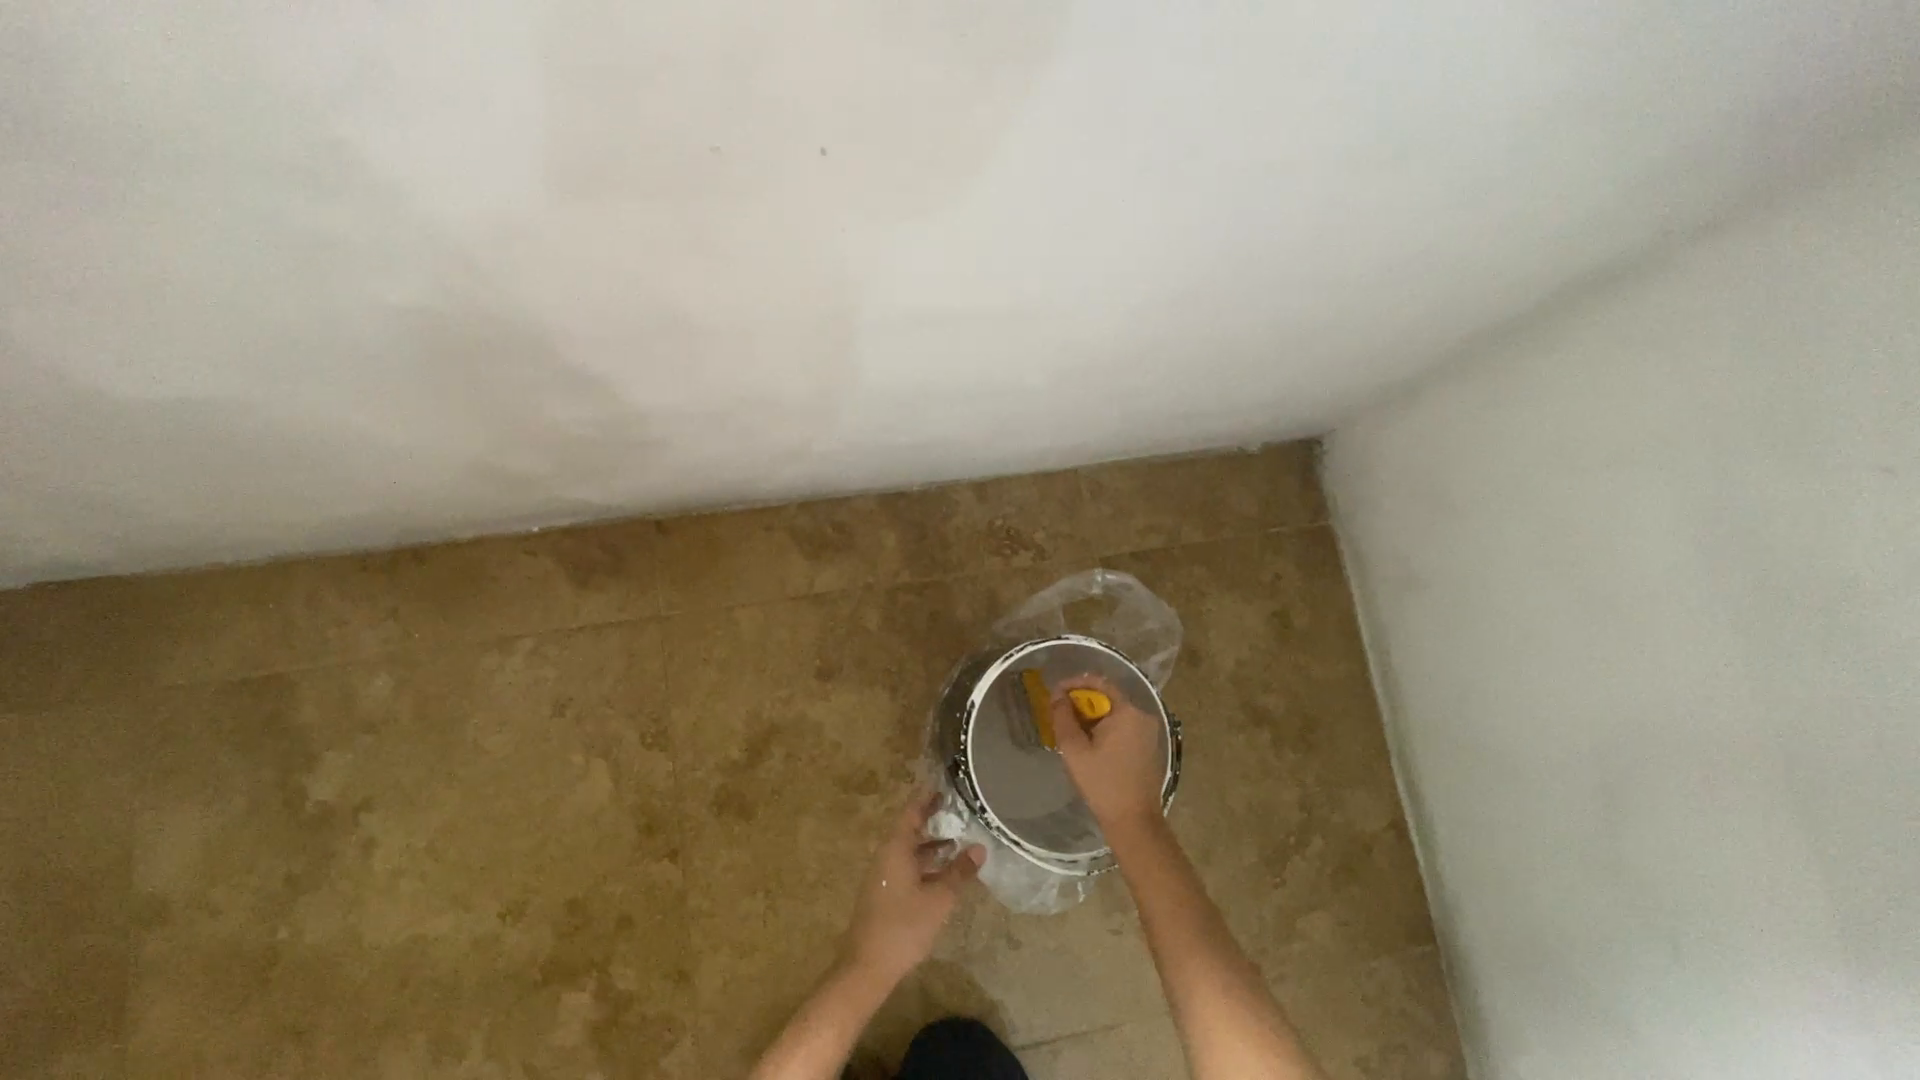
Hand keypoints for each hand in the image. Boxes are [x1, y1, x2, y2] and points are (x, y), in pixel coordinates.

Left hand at [840, 793, 983, 984]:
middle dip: (932, 819)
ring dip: (932, 844)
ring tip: (958, 840)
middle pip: (910, 829)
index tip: (942, 783)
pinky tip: (944, 873)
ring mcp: (883, 876)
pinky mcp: (884, 894)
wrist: (867, 966)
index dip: (926, 797)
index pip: (911, 812)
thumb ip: (959, 872)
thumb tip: (979, 848)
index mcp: (895, 849)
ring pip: (909, 850)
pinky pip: (907, 867)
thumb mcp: (939, 899)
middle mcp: (886, 856)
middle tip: (957, 808)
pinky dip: (926, 863)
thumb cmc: (904, 926)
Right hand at [1050, 674, 1165, 832]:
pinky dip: (1105, 730)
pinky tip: (1091, 747)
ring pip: (1115, 715)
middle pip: (1107, 698)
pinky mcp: (1149, 747)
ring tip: (1072, 734)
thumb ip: (1063, 717)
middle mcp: (1142, 716)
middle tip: (1060, 717)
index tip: (1055, 694)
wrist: (1134, 820)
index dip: (1074, 684)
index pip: (1099, 683)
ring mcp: (1149, 732)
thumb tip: (1057, 696)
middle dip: (1081, 704)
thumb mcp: (1074, 749)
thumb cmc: (1102, 783)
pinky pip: (1124, 728)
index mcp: (1127, 712)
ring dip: (1092, 719)